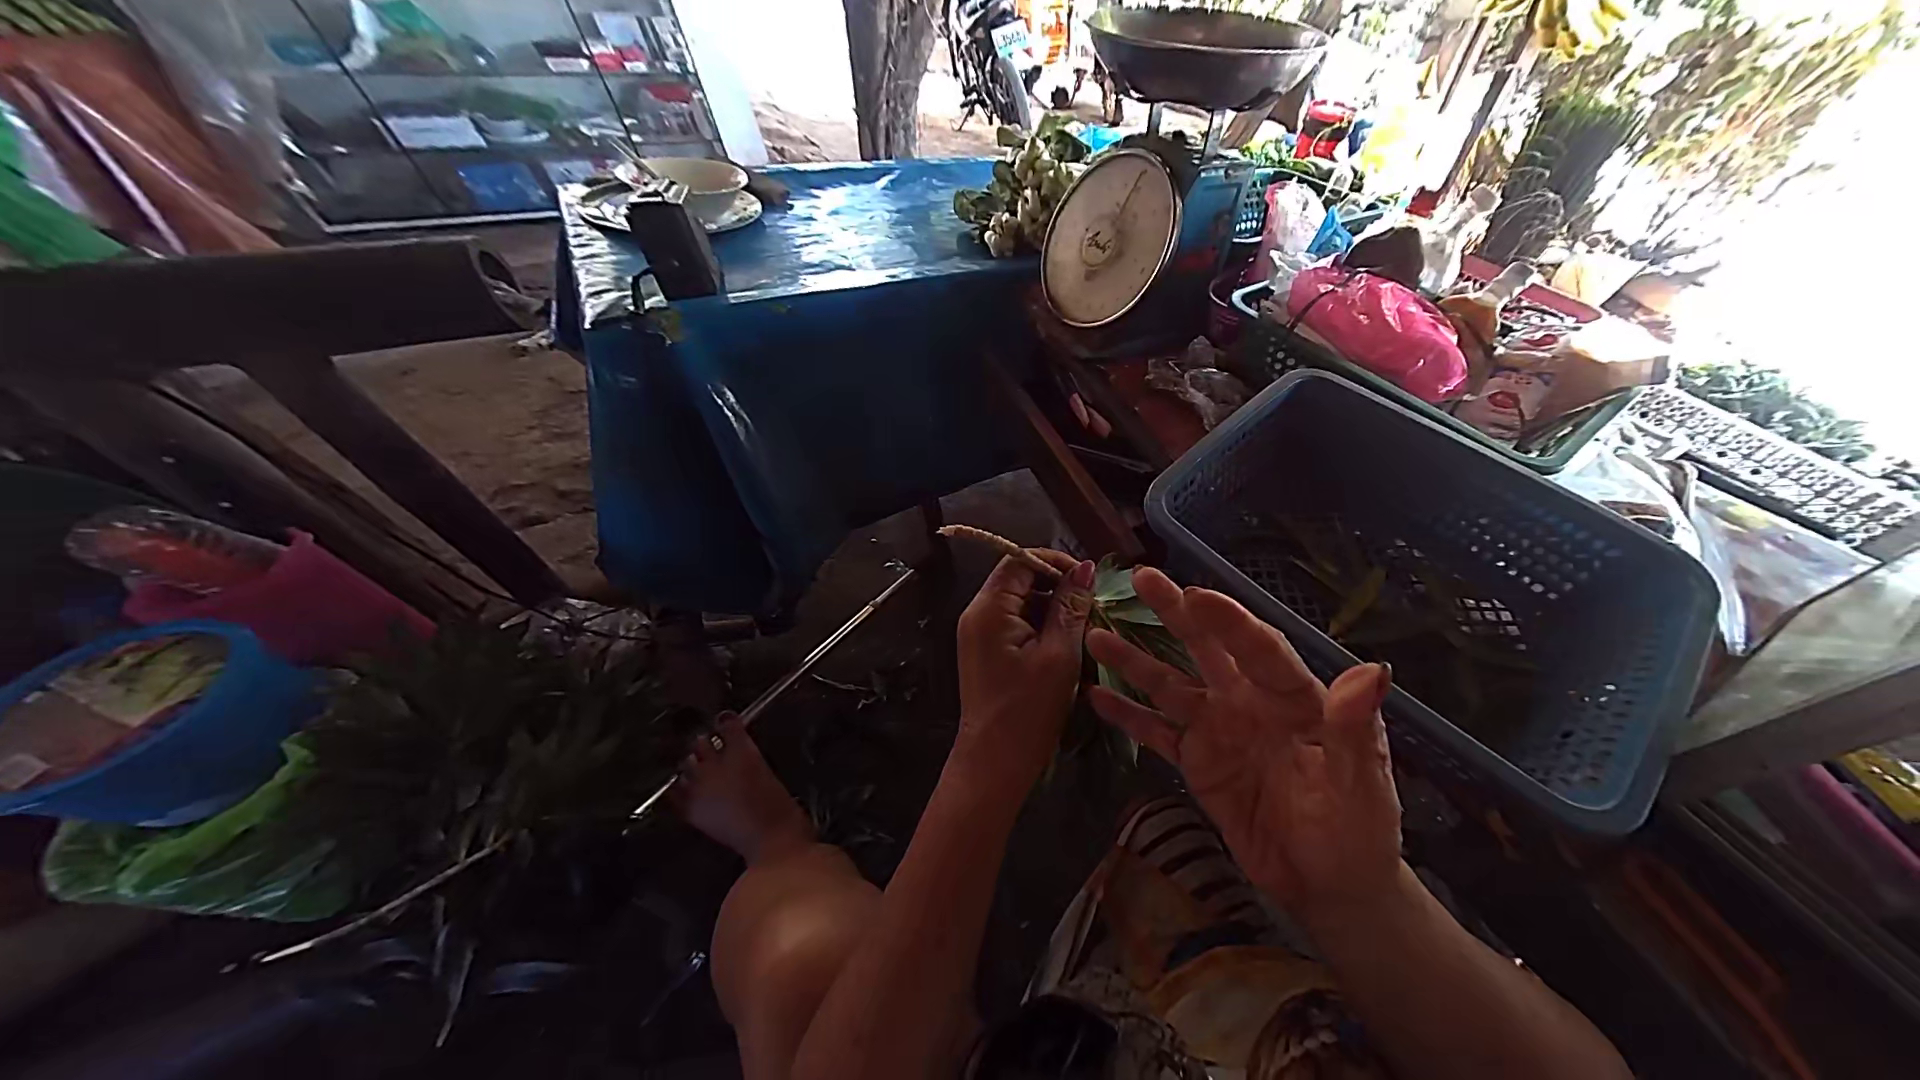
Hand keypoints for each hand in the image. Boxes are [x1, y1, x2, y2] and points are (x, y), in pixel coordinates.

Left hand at [953, 551, 1094, 793]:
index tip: (1087, 577)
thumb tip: (1084, 568)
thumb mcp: (1058, 655)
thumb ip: (1070, 607)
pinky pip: (1015, 624)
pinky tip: (1066, 643)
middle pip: (1017, 579)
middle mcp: (977, 614)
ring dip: (1051, 608)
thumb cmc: (1028, 710)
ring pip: (1019, 602)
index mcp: (988, 609)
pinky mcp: (986, 651)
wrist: (995, 762)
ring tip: (1084, 626)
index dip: (1053, 561)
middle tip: (1091, 604)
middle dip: (1055, 586)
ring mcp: (979, 634)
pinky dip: (1040, 626)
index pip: (1018, 560)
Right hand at [1086, 567, 1400, 922]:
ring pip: (1168, 684)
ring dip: (1133, 660)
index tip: (1196, 595)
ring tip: (1096, 636)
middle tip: (1142, 577)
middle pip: (1206, 648)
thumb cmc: (1357, 831)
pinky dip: (1127, 715)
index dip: (1229, 621)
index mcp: (1294, 697)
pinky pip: (1155, 732)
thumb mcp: (1362, 782)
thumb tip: (1372, 671)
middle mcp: (1248, 700)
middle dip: (1174, 612)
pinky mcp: (1195, 760)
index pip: (1260, 648)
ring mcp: (1216, 729)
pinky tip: (1095, 697)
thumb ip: (1356, 728)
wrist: (1327, 885)